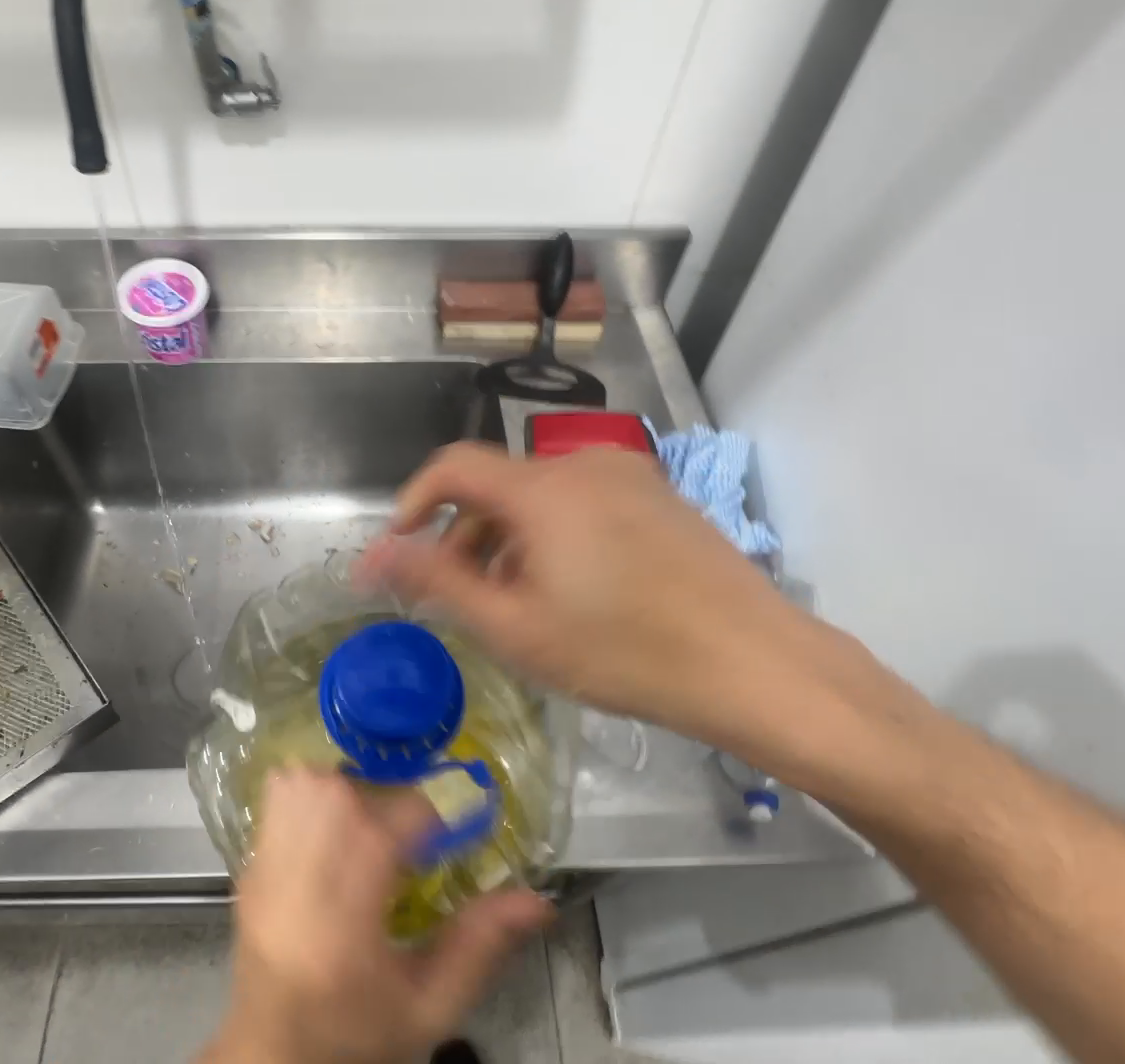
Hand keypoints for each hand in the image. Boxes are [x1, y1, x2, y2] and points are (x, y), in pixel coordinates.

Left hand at [200, 768, 550, 1063]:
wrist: (273, 1055)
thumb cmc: (354, 1034)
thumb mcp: (429, 1008)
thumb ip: (480, 948)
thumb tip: (537, 900)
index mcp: (344, 922)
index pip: (382, 835)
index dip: (430, 809)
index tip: (461, 809)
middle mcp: (297, 885)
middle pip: (335, 795)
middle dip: (384, 789)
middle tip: (414, 814)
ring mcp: (265, 870)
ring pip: (301, 785)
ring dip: (345, 783)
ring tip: (373, 811)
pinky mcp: (249, 866)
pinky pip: (275, 797)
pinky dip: (310, 788)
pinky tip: (334, 816)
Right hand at [361, 442, 829, 751]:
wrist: (753, 662)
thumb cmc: (623, 652)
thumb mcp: (515, 627)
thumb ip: (436, 582)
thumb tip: (371, 556)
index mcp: (543, 488)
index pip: (452, 466)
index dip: (413, 503)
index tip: (402, 553)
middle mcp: (584, 462)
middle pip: (499, 485)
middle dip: (466, 537)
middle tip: (468, 601)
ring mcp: (630, 475)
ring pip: (541, 496)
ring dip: (511, 541)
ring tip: (523, 605)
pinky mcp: (661, 495)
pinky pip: (584, 503)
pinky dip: (556, 536)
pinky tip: (577, 591)